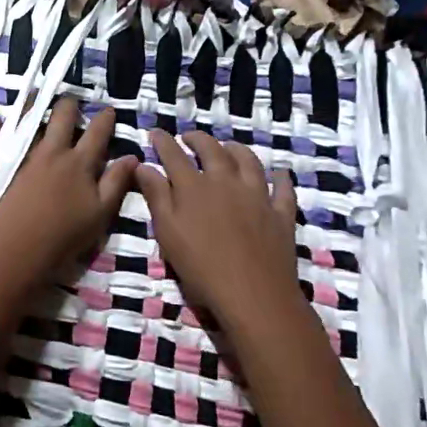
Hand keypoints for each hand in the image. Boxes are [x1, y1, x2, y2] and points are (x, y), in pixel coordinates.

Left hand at [0, 98, 137, 270]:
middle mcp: (53, 150)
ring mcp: (26, 154)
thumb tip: (133, 157)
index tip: (109, 110)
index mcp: (80, 162)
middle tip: (73, 101)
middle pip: (63, 116)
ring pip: (31, 118)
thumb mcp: (100, 213)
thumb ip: (116, 182)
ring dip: (36, 103)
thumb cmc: (65, 234)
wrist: (18, 248)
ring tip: (39, 94)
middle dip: (70, 104)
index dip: (106, 119)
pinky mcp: (2, 163)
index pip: (97, 132)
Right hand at [135, 130, 300, 326]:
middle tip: (189, 137)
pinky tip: (278, 174)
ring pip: (248, 161)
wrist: (253, 294)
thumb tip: (144, 166)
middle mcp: (227, 182)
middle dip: (198, 139)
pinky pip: (282, 189)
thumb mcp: (168, 233)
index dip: (163, 142)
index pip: (174, 156)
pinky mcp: (281, 213)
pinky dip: (279, 178)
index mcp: (194, 187)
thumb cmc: (201, 267)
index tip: (156, 133)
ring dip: (236, 149)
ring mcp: (258, 195)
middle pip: (212, 151)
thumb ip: (156, 196)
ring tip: (228, 147)